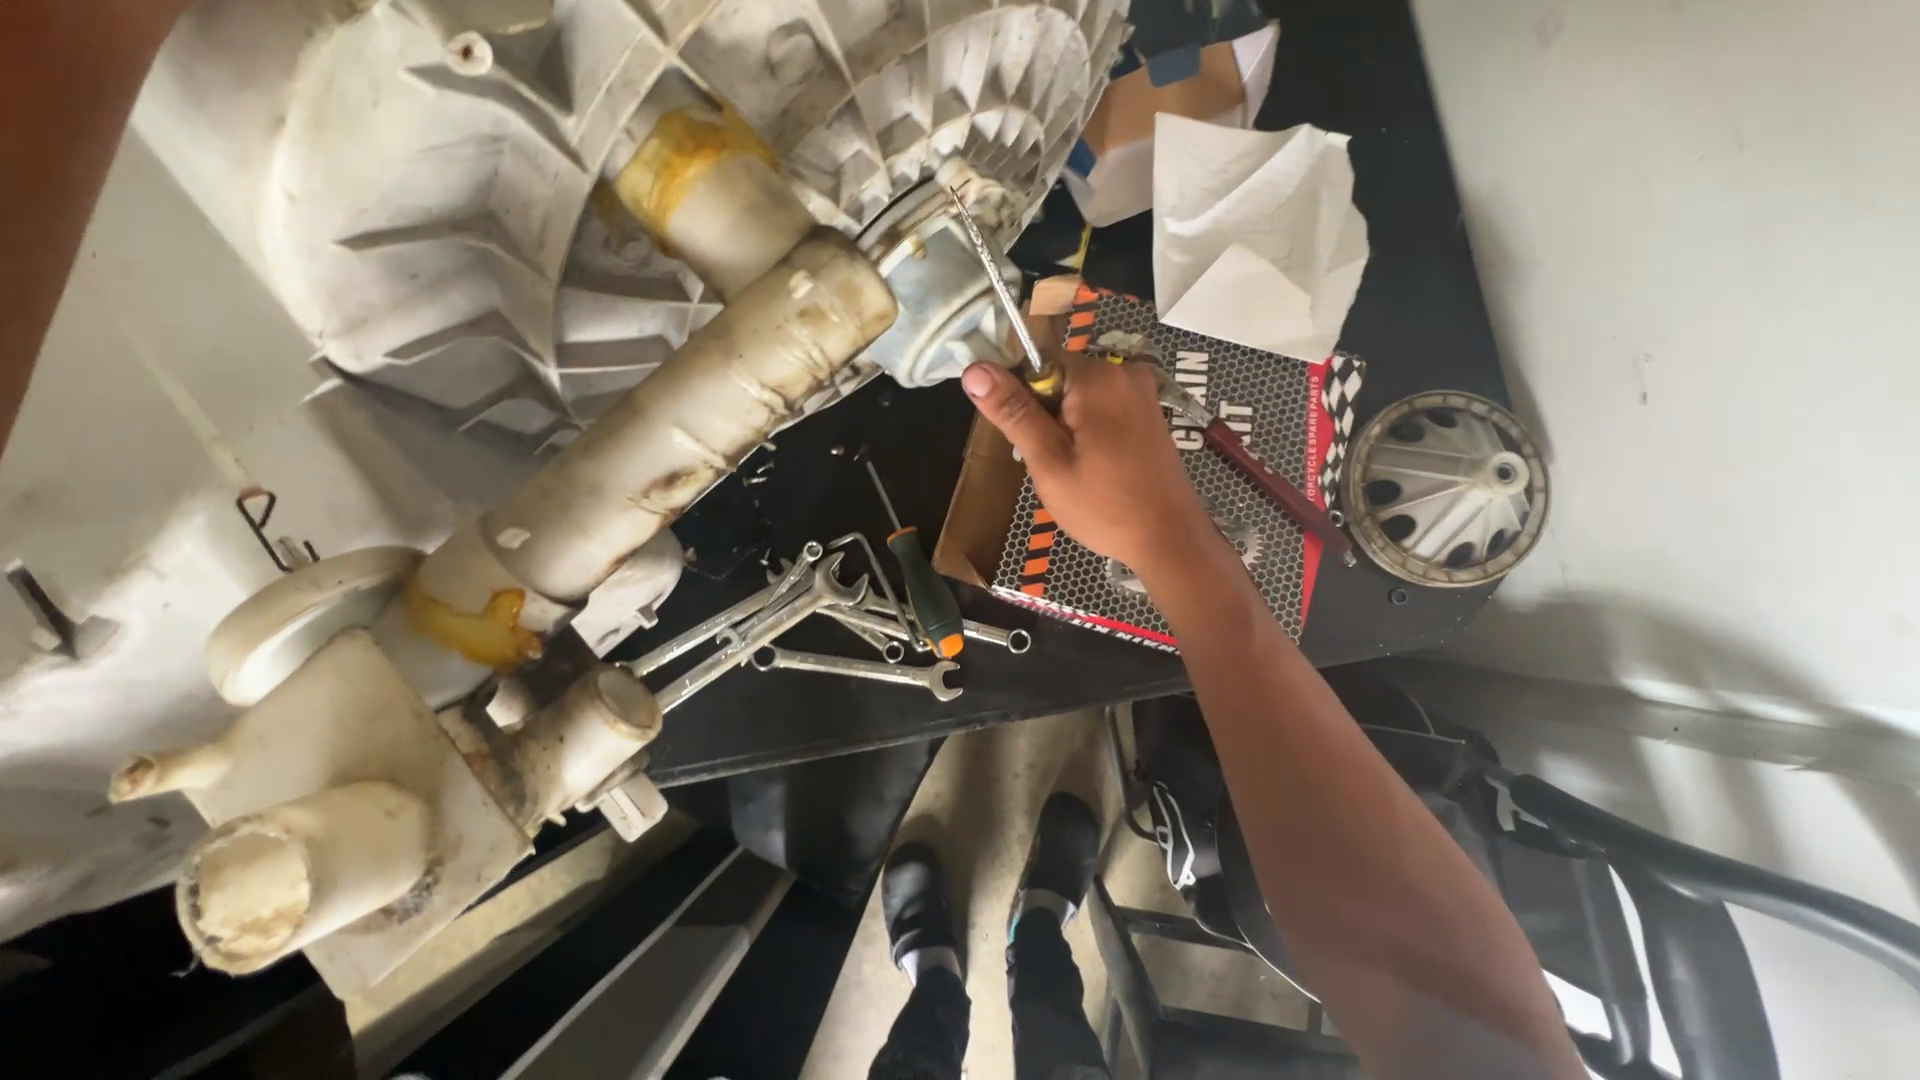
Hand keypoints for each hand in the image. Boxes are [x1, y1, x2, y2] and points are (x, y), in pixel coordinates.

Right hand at [962, 351, 1217, 576]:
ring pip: (1080, 396)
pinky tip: (1093, 467)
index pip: (1036, 362)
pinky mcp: (1150, 414)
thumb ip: (1013, 412)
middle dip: (1044, 415)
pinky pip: (1103, 409)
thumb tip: (974, 370)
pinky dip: (1089, 432)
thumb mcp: (1049, 461)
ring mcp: (1142, 393)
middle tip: (1049, 463)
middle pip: (1060, 377)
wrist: (1170, 540)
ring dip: (1065, 427)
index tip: (1023, 438)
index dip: (1020, 398)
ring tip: (1072, 470)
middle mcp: (1124, 373)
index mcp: (1097, 377)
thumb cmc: (1104, 506)